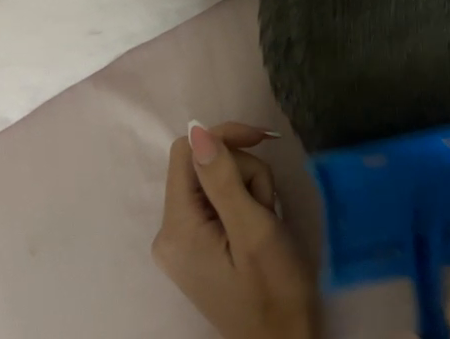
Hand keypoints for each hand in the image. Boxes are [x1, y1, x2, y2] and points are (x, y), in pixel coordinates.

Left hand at [152, 122, 316, 338]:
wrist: (280, 338)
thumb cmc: (273, 285)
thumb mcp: (253, 228)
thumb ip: (223, 179)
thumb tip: (197, 131)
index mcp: (177, 228)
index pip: (188, 151)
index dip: (225, 136)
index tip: (264, 139)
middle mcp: (169, 232)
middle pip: (204, 165)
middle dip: (245, 170)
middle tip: (268, 201)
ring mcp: (183, 241)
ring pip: (216, 181)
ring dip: (250, 186)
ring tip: (268, 218)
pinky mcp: (198, 246)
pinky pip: (218, 202)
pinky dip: (245, 201)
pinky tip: (259, 225)